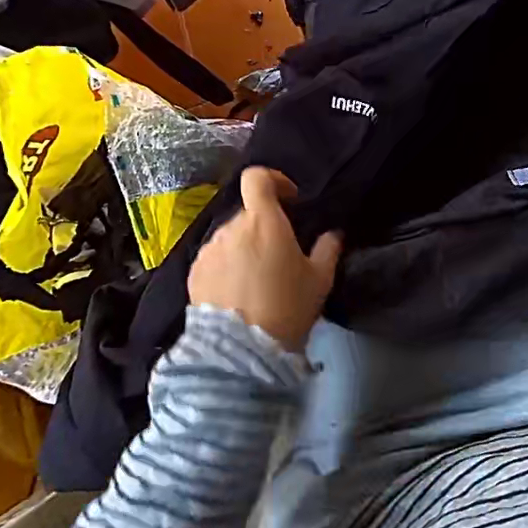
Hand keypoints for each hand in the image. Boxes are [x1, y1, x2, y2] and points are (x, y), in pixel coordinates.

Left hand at [188, 167, 341, 351]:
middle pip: (249, 214)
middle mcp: (232, 228)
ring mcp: (209, 250)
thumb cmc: (287, 307)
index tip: (289, 199)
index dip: (274, 180)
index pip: (258, 178)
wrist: (242, 350)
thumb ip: (328, 248)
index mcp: (264, 221)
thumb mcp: (320, 280)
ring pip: (231, 237)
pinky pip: (216, 258)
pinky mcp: (194, 272)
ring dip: (245, 247)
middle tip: (282, 255)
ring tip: (259, 278)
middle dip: (265, 227)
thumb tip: (333, 232)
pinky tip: (239, 291)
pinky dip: (228, 265)